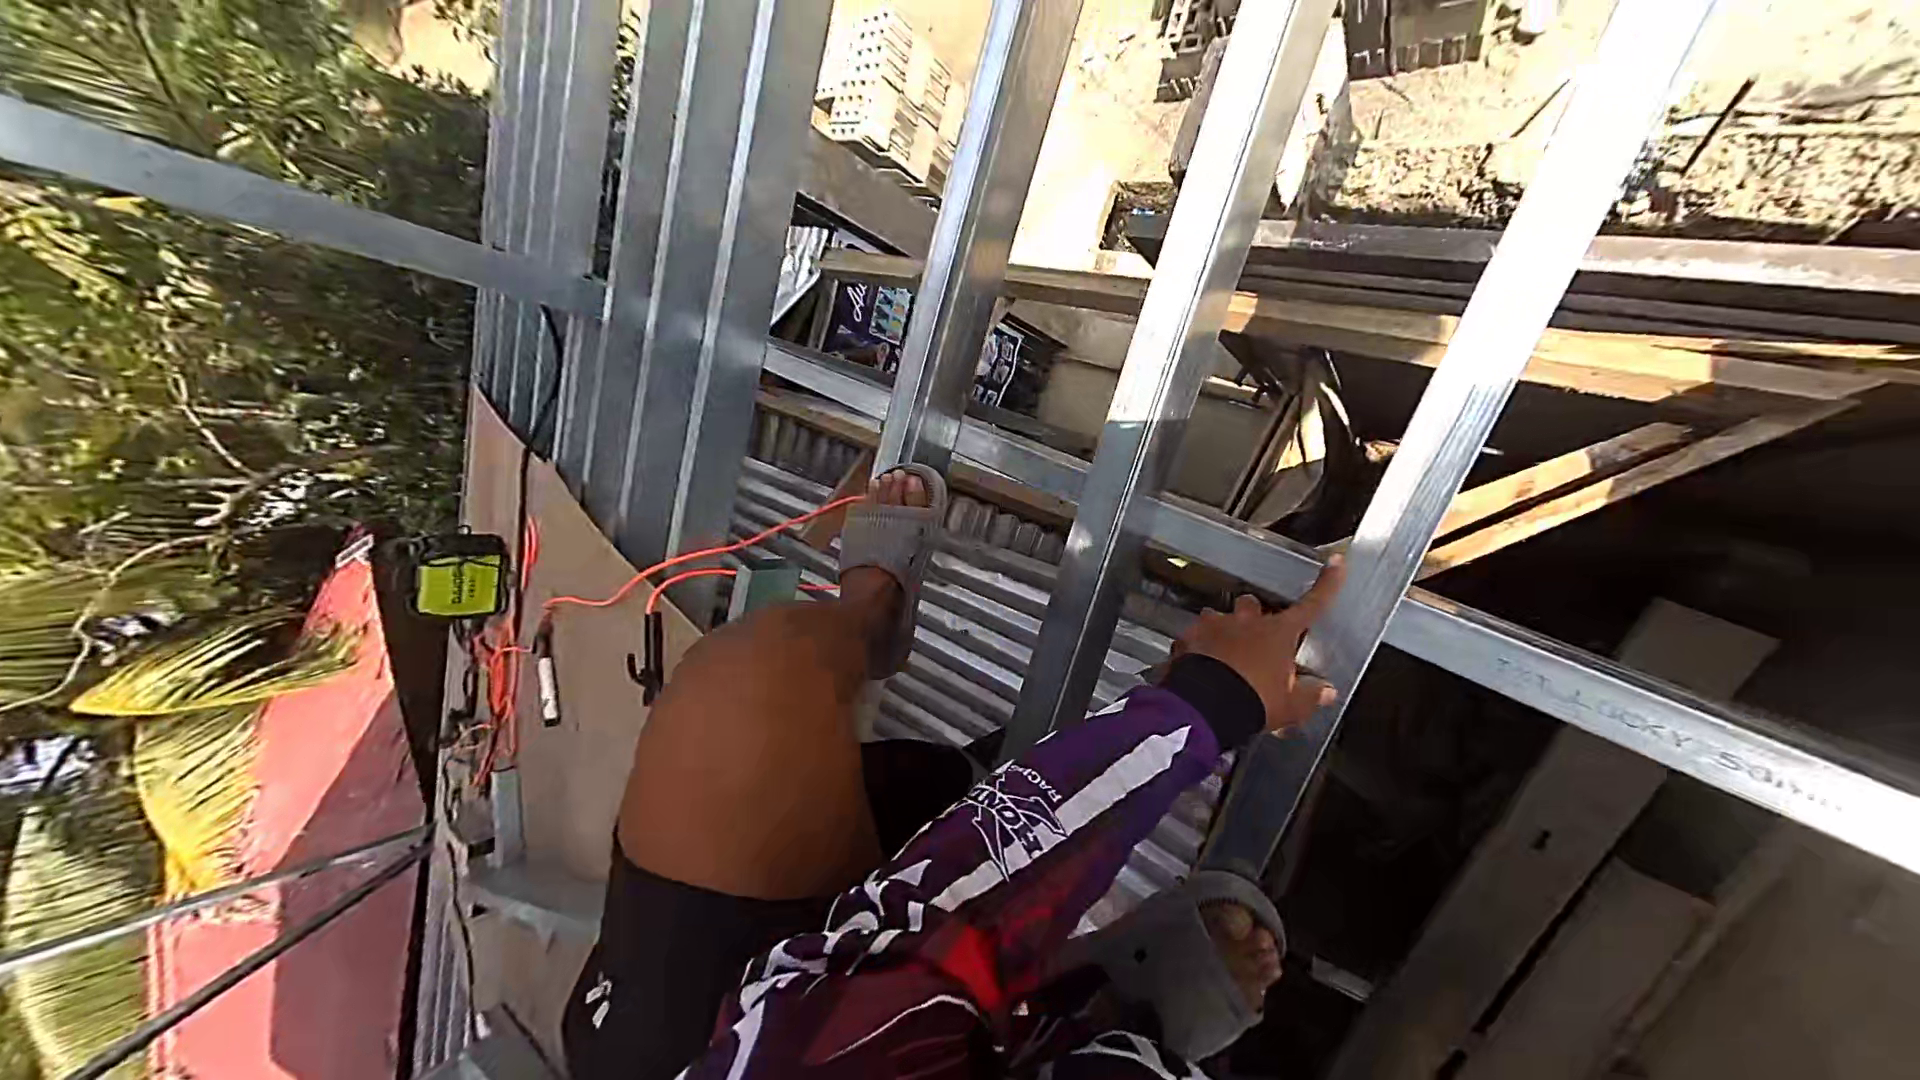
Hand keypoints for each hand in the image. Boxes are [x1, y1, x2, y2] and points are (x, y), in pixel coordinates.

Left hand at [1170, 556, 1344, 733]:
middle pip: (1251, 604)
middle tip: (1254, 638)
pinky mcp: (1186, 637)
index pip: (1311, 606)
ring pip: (1217, 616)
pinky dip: (1196, 647)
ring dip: (1220, 630)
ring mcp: (1212, 626)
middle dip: (1252, 615)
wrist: (1205, 706)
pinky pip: (1193, 636)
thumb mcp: (1291, 705)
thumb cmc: (1255, 702)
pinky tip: (1197, 664)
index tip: (1335, 562)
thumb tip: (1326, 691)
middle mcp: (1244, 621)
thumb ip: (1309, 695)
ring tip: (1221, 654)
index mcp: (1278, 633)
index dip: (1327, 585)